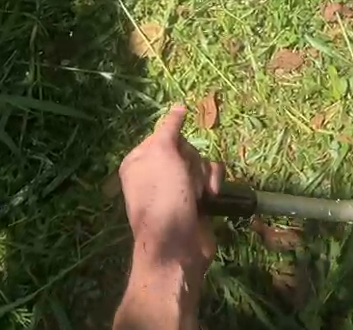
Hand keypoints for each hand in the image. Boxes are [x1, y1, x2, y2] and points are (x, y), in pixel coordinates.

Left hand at [118, 105, 222, 279]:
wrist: (177, 247)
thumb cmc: (164, 195)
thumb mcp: (162, 152)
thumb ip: (170, 126)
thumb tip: (179, 106)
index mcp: (139, 160)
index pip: (165, 134)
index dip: (175, 144)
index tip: (175, 155)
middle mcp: (156, 172)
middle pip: (184, 148)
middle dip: (191, 161)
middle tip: (187, 180)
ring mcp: (176, 188)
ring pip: (199, 162)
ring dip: (203, 174)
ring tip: (200, 193)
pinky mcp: (195, 200)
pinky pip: (209, 178)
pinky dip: (212, 184)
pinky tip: (211, 196)